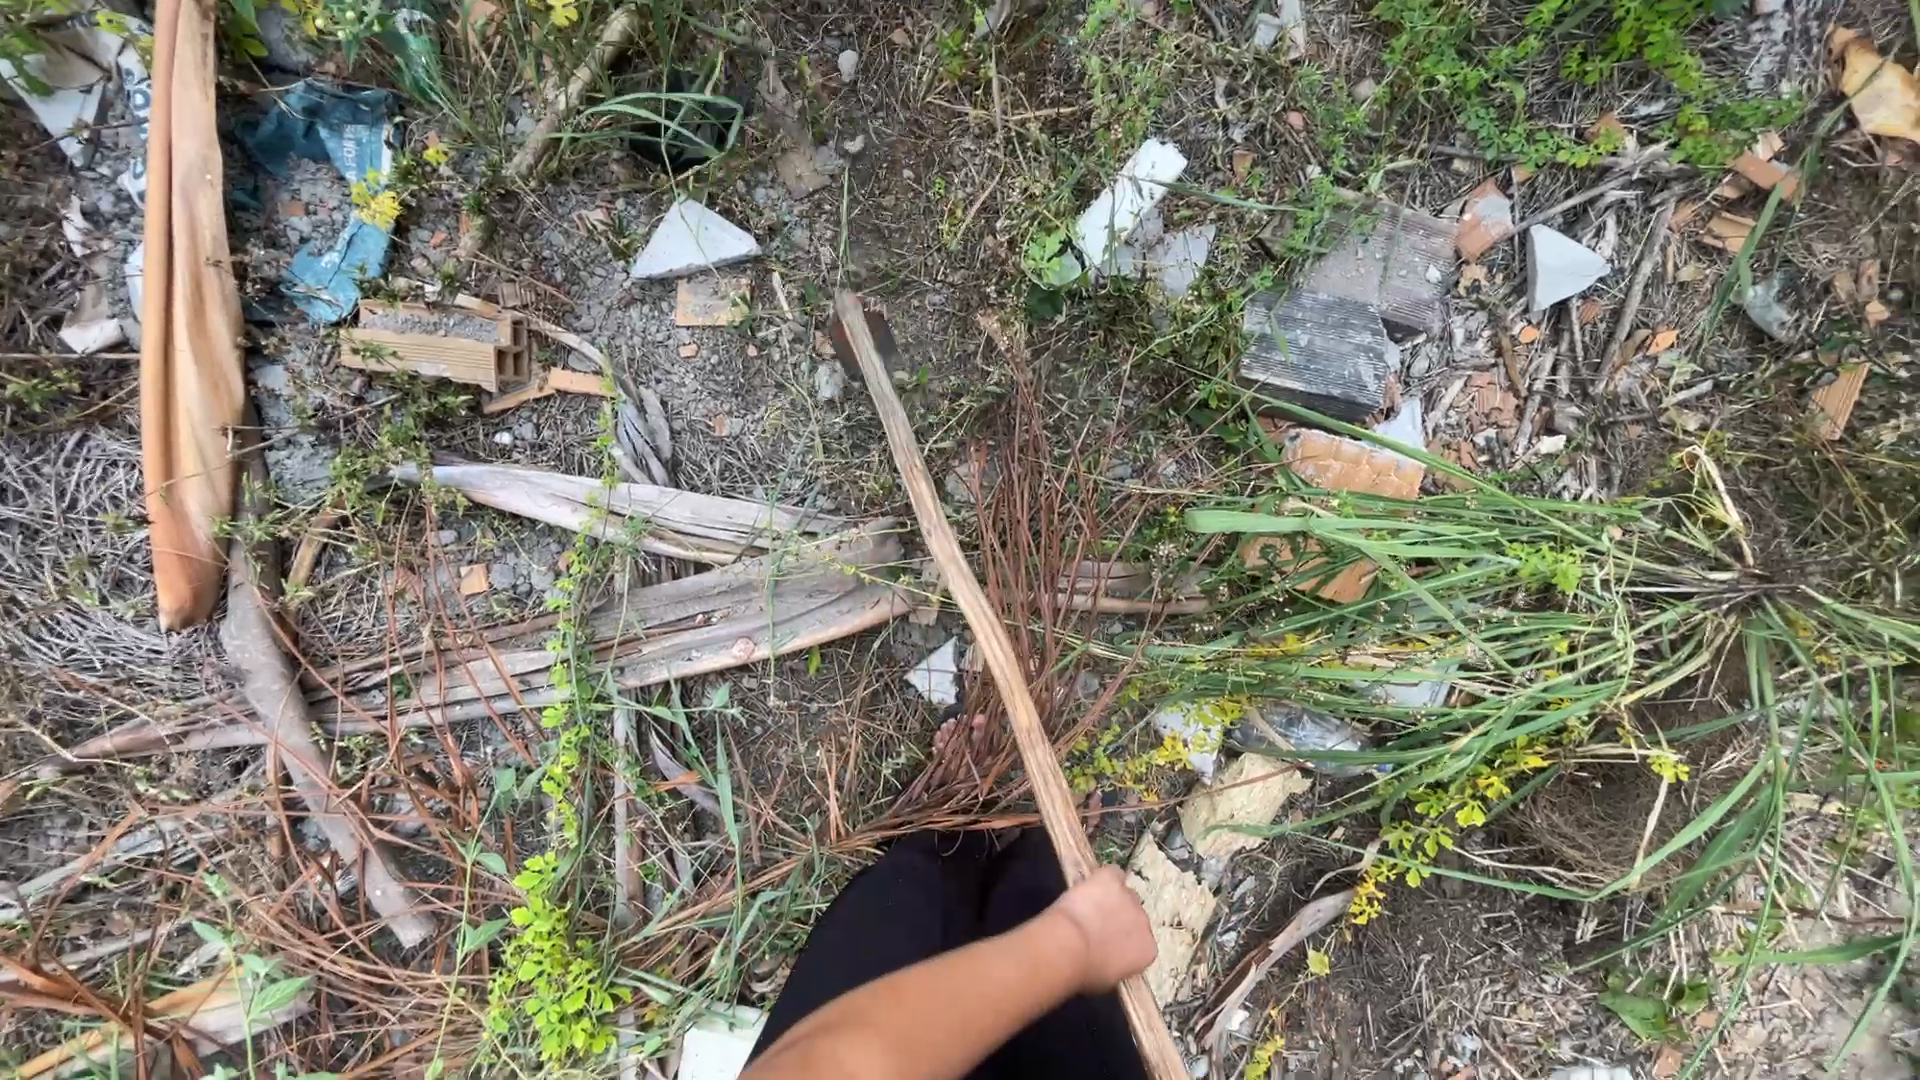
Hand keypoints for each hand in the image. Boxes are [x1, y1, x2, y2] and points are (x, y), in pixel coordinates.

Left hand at [1046, 864, 1156, 993]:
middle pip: (1134, 914)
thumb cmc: (1086, 971)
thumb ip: (1119, 963)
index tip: (1109, 942)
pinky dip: (1103, 877)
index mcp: (1147, 950)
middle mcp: (1145, 922)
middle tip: (1096, 923)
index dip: (1124, 940)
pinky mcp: (1112, 878)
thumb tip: (1112, 957)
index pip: (1141, 941)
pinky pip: (1113, 873)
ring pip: (1123, 892)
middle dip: (1119, 917)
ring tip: (1089, 904)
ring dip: (1110, 897)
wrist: (1069, 946)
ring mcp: (1129, 897)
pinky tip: (1092, 883)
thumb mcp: (1109, 977)